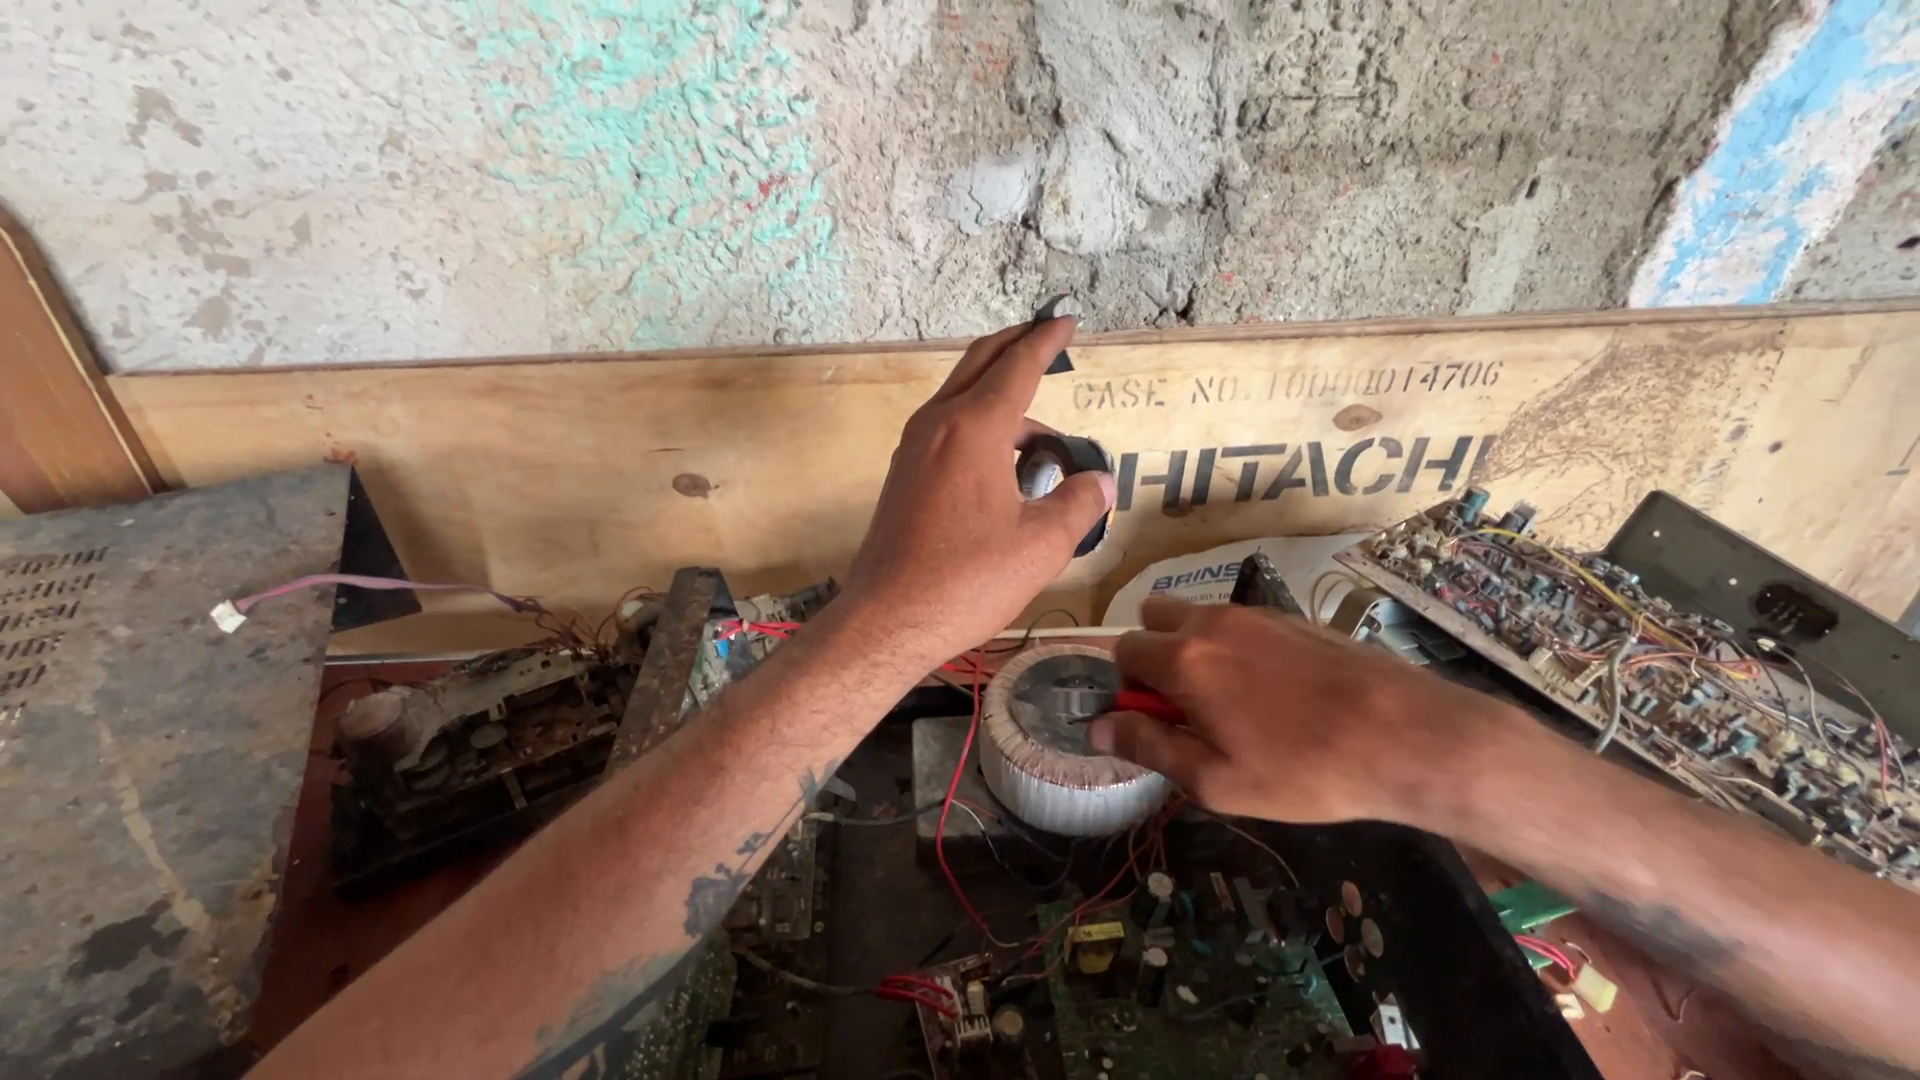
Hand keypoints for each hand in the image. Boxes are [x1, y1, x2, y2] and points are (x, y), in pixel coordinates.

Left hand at [837, 318, 1116, 667]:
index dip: (1046, 341)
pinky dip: (980, 426)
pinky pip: (948, 429)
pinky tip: (1003, 466)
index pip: (1018, 366)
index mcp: (974, 428)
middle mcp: (937, 424)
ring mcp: (913, 449)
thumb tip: (1101, 483)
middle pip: (980, 363)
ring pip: (962, 398)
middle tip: (1047, 341)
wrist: (887, 619)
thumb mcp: (1042, 545)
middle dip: (1016, 346)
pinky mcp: (903, 475)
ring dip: (1001, 398)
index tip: (1065, 321)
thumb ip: (1080, 504)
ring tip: (1043, 443)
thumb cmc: (968, 580)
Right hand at [1088, 596, 1519, 826]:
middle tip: (1184, 705)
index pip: (1122, 650)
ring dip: (1193, 648)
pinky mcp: (1292, 617)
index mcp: (1183, 658)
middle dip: (1153, 653)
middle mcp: (1211, 622)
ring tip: (1232, 702)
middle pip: (1153, 616)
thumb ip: (1148, 745)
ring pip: (1197, 617)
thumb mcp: (1214, 780)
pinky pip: (1239, 623)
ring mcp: (1255, 614)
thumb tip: (1097, 726)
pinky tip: (1274, 692)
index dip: (1125, 686)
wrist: (1407, 736)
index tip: (1152, 720)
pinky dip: (1234, 647)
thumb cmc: (1301, 769)